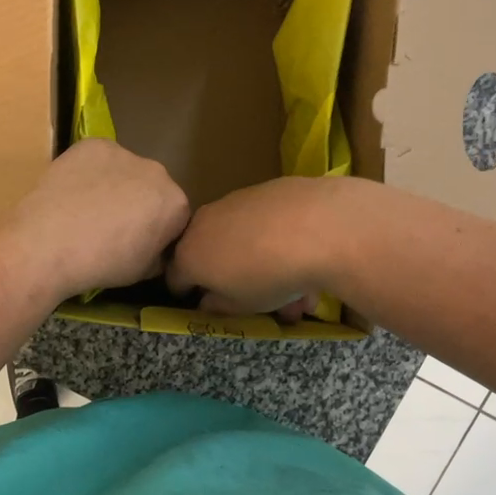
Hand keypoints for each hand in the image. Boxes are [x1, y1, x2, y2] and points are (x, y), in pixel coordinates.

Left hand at [0, 138, 189, 302]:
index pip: (175, 217)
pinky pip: (97, 159)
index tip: (137, 246)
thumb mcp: (141, 273)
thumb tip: (155, 251)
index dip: (157, 233)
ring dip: (114, 186)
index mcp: (176, 203)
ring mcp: (123, 153)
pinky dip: (88, 172)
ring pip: (124, 171)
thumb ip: (158, 256)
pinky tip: (71, 193)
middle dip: (138, 204)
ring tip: (86, 210)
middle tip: (110, 227)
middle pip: (152, 189)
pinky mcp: (92, 144)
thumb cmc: (100, 265)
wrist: (48, 244)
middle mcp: (157, 171)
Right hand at [166, 176, 343, 314]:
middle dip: (229, 275)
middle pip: (209, 253)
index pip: (175, 279)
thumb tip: (207, 300)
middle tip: (258, 297)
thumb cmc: (270, 277)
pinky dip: (276, 237)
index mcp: (189, 256)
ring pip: (240, 237)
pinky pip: (263, 221)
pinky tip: (305, 252)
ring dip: (258, 259)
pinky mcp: (264, 188)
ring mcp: (233, 202)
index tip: (205, 303)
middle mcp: (203, 224)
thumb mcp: (242, 306)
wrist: (319, 227)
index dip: (187, 293)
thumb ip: (218, 306)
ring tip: (296, 286)